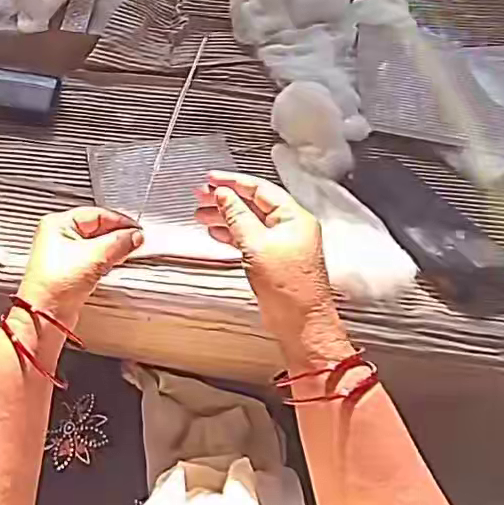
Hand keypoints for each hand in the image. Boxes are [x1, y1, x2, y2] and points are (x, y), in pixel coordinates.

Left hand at [18, 208, 144, 323]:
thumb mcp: (93, 257)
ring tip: (126, 252)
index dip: (119, 222)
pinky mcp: (69, 270)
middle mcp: (58, 235)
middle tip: (135, 242)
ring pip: (97, 244)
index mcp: (58, 223)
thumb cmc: (54, 286)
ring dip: (113, 248)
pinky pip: (93, 258)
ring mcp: (64, 254)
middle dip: (117, 235)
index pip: (97, 214)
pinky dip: (106, 259)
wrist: (44, 317)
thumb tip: (134, 236)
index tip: (137, 231)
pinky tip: (113, 263)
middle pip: (97, 228)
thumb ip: (118, 243)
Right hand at [194, 172, 351, 364]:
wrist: (301, 326)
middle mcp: (291, 227)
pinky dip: (232, 232)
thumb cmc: (289, 290)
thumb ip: (237, 216)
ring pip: (249, 220)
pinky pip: (250, 237)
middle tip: (202, 195)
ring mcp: (283, 244)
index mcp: (294, 217)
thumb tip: (224, 195)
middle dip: (225, 198)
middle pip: (253, 203)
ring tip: (202, 213)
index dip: (233, 182)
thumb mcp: (256, 245)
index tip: (212, 179)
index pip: (259, 188)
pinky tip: (217, 232)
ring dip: (225, 215)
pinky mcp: (274, 260)